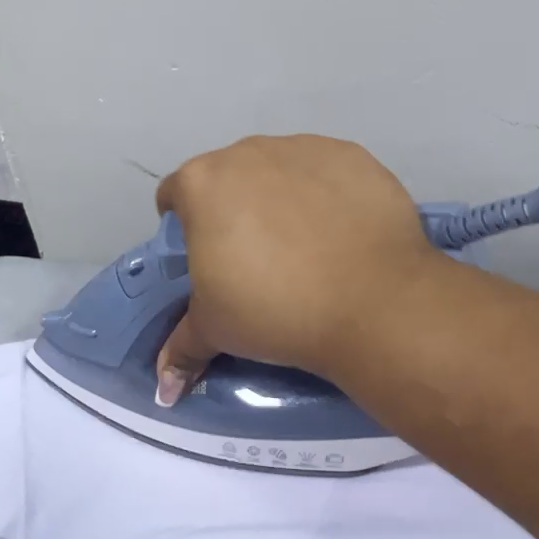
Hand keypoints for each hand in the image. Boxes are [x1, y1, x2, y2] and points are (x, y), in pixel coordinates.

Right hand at [152, 134, 442, 403]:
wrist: (373, 301)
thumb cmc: (276, 311)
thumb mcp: (218, 331)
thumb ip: (182, 349)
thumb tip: (164, 391)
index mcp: (203, 184)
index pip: (176, 195)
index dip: (185, 227)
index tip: (208, 258)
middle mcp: (250, 152)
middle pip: (230, 177)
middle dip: (237, 209)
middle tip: (258, 258)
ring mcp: (305, 148)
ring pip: (281, 169)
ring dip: (284, 197)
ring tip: (309, 246)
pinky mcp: (354, 155)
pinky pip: (330, 171)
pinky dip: (330, 194)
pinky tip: (346, 232)